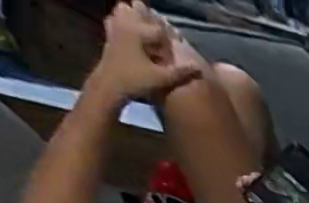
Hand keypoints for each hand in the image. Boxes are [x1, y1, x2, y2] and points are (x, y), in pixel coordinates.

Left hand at [85, 1, 202, 102]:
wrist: (109, 86)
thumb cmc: (135, 80)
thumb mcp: (161, 78)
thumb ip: (180, 72)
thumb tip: (199, 68)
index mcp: (138, 31)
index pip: (159, 28)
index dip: (171, 36)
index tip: (179, 42)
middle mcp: (125, 24)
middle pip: (139, 11)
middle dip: (152, 20)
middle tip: (162, 33)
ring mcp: (115, 27)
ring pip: (124, 11)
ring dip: (136, 17)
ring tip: (146, 30)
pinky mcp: (109, 35)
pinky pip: (115, 19)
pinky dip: (123, 21)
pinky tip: (130, 31)